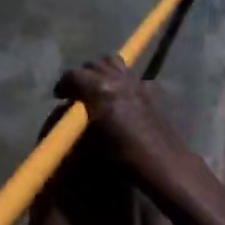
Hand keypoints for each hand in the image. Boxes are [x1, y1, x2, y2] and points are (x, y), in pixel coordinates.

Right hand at [54, 56, 190, 178]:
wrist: (163, 163)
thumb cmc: (123, 157)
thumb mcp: (90, 141)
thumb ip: (76, 119)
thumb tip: (67, 109)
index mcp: (99, 90)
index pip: (73, 75)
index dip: (64, 84)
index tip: (60, 96)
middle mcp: (117, 79)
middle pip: (93, 64)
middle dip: (82, 76)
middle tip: (78, 93)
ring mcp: (136, 81)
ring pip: (113, 61)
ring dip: (102, 70)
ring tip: (99, 86)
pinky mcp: (151, 88)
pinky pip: (132, 75)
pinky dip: (123, 81)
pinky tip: (124, 97)